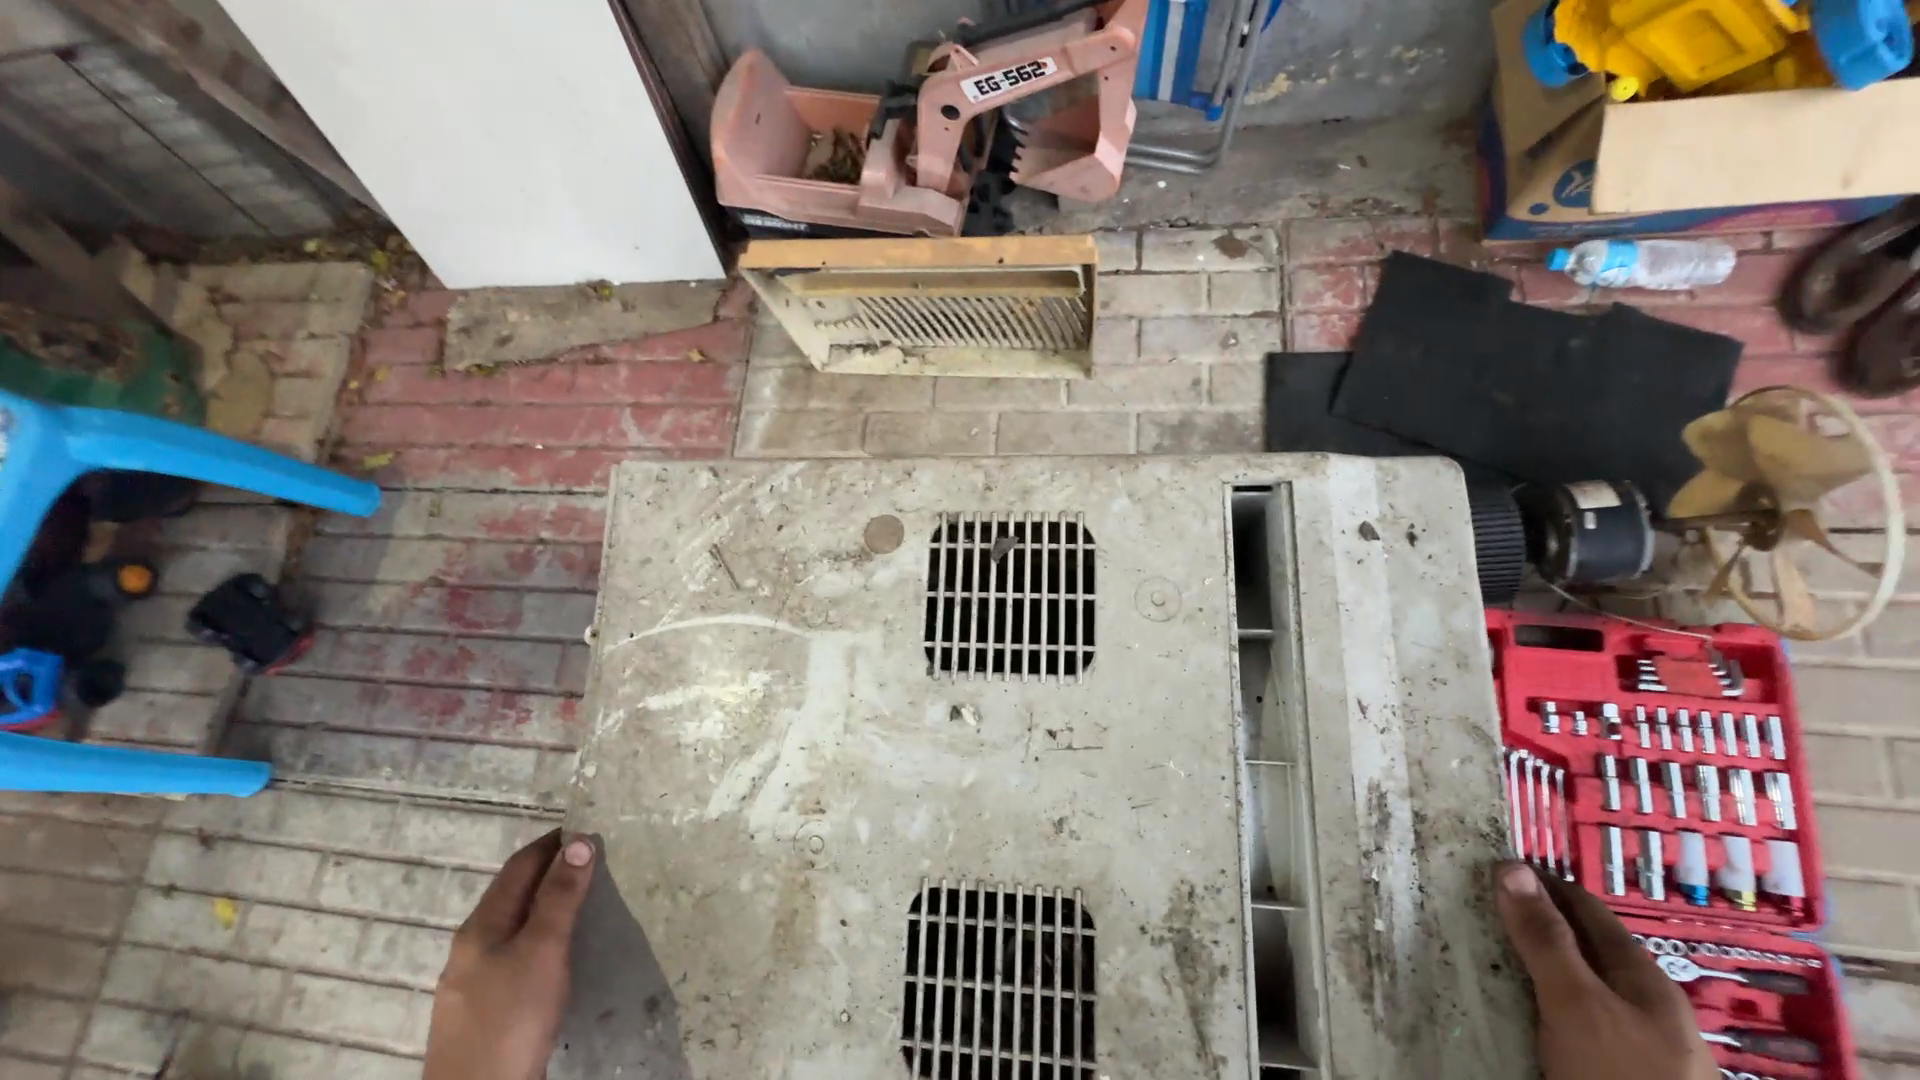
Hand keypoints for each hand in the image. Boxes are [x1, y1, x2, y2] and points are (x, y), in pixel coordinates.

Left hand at [425, 830, 595, 1079]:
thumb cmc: (512, 1016)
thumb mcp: (544, 950)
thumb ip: (560, 897)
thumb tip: (579, 841)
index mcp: (481, 926)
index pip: (518, 867)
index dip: (551, 843)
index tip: (585, 828)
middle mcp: (468, 947)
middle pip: (509, 894)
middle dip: (546, 870)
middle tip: (588, 859)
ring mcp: (469, 981)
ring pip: (508, 926)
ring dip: (540, 904)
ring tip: (577, 900)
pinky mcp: (478, 1010)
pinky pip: (509, 954)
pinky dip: (534, 935)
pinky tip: (549, 954)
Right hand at [1495, 861, 1718, 1079]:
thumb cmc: (1621, 1075)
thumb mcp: (1577, 1004)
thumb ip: (1545, 939)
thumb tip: (1509, 865)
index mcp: (1641, 975)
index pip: (1582, 905)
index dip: (1538, 881)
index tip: (1486, 867)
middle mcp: (1639, 1000)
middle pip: (1579, 943)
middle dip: (1531, 920)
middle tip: (1474, 905)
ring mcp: (1630, 1037)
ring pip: (1573, 981)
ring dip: (1531, 961)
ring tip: (1483, 949)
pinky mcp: (1611, 1065)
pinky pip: (1567, 1015)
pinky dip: (1536, 998)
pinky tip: (1513, 1004)